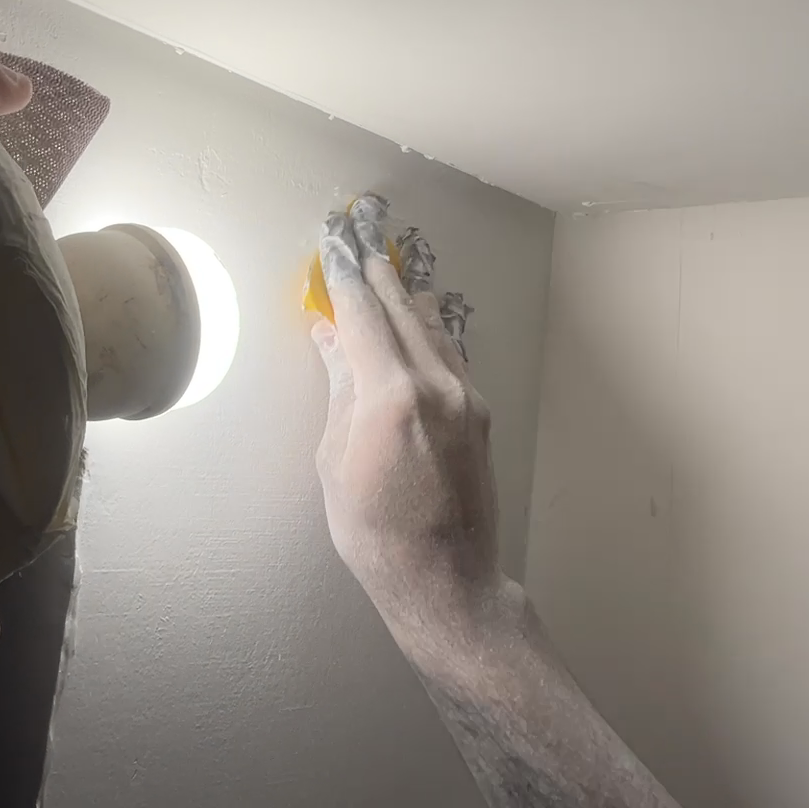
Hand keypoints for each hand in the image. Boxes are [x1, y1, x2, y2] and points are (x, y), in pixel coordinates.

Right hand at [310, 196, 500, 633]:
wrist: (448, 579)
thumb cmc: (374, 531)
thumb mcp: (335, 459)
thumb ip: (339, 388)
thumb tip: (328, 336)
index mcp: (391, 395)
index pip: (361, 315)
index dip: (344, 274)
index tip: (332, 240)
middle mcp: (435, 383)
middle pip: (400, 308)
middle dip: (376, 267)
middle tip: (361, 229)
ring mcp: (465, 394)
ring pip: (430, 324)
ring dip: (405, 291)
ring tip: (388, 260)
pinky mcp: (480, 410)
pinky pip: (449, 350)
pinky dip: (428, 324)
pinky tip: (421, 312)